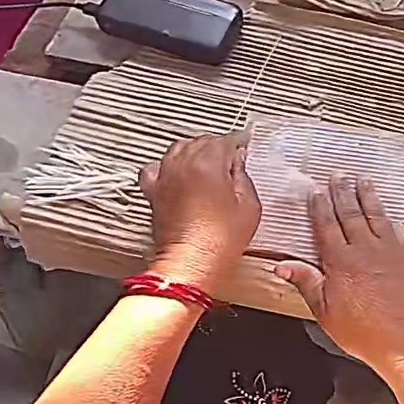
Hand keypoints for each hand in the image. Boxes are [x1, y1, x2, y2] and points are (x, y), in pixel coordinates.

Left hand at [139, 133, 261, 292]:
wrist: (191, 263)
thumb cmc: (219, 239)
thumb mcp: (249, 205)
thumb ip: (244, 176)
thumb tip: (238, 165)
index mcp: (209, 162)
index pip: (226, 140)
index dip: (239, 142)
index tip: (245, 145)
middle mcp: (183, 164)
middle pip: (202, 141)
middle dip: (218, 147)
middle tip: (231, 158)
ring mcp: (166, 177)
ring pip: (179, 149)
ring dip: (195, 152)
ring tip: (208, 164)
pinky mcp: (154, 193)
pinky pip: (156, 168)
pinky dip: (168, 166)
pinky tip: (177, 173)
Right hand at [274, 178, 403, 371]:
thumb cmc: (364, 330)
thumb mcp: (324, 310)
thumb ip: (306, 282)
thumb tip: (282, 266)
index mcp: (341, 261)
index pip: (327, 226)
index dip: (321, 207)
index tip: (317, 191)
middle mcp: (366, 249)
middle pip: (351, 214)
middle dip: (343, 192)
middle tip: (339, 174)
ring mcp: (391, 251)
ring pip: (379, 216)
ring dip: (370, 197)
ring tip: (364, 180)